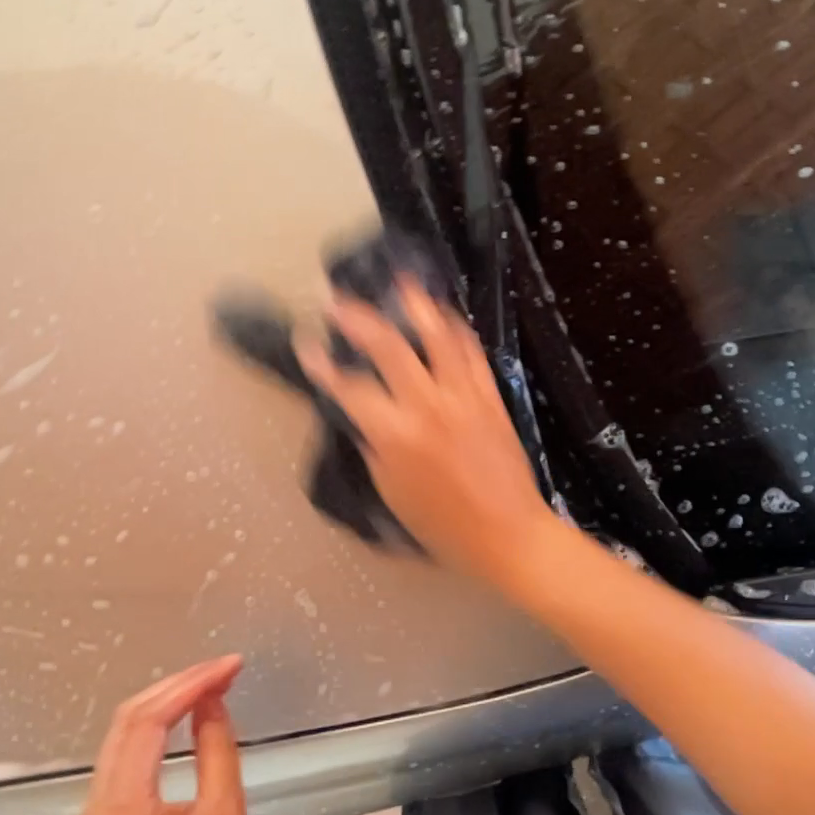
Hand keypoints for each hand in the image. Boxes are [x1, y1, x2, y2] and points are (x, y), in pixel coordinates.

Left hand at [76, 656, 247, 814]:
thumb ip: (217, 751)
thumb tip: (213, 701)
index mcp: (120, 807)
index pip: (149, 720)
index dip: (193, 682)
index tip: (234, 665)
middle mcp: (94, 806)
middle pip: (126, 720)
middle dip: (178, 683)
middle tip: (225, 667)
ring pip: (121, 733)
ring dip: (166, 699)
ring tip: (212, 682)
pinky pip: (123, 753)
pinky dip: (156, 723)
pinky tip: (185, 713)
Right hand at [297, 281, 557, 582]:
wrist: (508, 533)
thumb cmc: (443, 526)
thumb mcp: (391, 492)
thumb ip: (375, 447)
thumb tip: (366, 416)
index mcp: (397, 435)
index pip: (351, 388)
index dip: (324, 365)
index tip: (305, 344)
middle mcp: (430, 405)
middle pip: (391, 348)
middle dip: (360, 319)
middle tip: (337, 300)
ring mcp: (465, 395)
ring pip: (439, 337)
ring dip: (417, 306)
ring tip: (399, 281)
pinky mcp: (491, 395)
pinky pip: (472, 352)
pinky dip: (455, 330)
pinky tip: (443, 315)